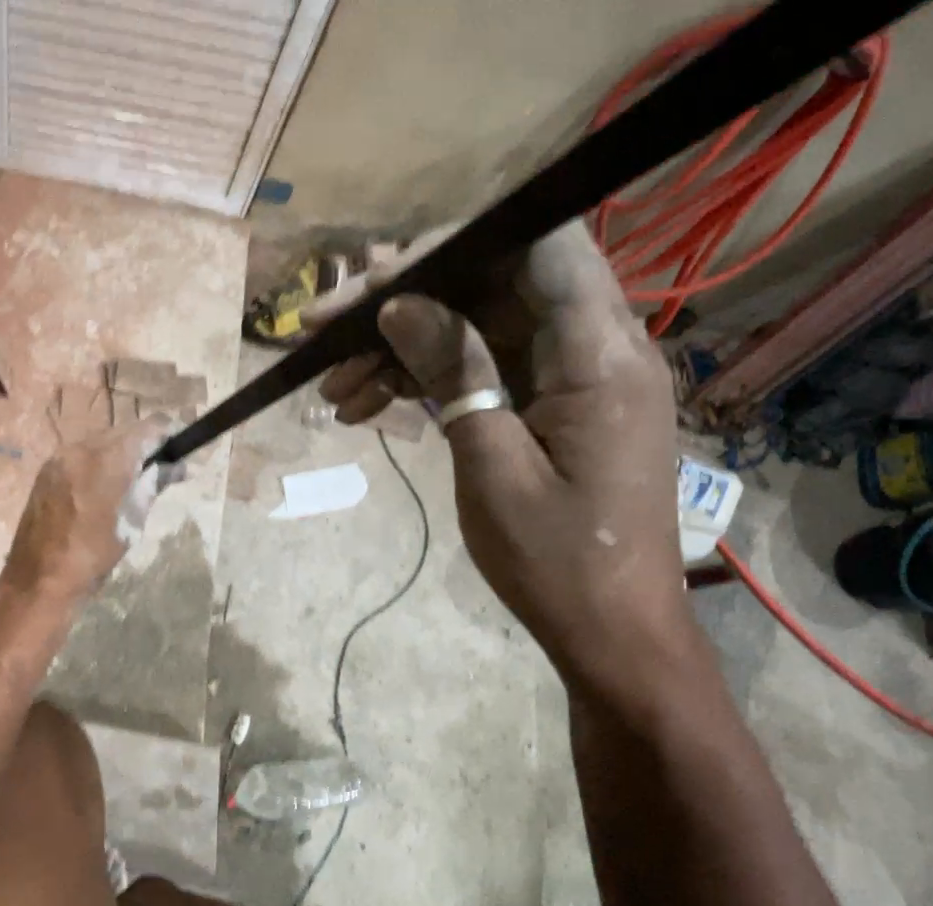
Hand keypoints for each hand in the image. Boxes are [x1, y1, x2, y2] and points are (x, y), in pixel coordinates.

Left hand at [2, 418, 174, 602]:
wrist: (39, 577)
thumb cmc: (93, 555)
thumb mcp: (132, 522)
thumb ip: (152, 486)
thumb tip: (175, 467)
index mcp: (107, 459)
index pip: (147, 429)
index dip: (167, 434)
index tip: (180, 445)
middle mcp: (81, 448)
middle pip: (122, 432)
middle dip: (143, 444)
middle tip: (160, 466)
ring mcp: (59, 457)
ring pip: (99, 442)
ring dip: (119, 453)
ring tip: (132, 478)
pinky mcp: (46, 470)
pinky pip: (80, 454)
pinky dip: (97, 462)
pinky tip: (104, 484)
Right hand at [315, 222, 687, 666]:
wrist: (611, 631)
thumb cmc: (556, 560)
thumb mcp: (491, 467)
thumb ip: (455, 374)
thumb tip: (399, 306)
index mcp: (598, 355)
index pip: (538, 247)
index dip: (452, 247)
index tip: (374, 278)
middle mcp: (596, 347)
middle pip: (492, 286)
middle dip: (403, 303)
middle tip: (321, 332)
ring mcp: (573, 377)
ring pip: (477, 329)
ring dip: (401, 350)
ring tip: (331, 390)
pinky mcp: (553, 405)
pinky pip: (485, 370)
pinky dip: (426, 384)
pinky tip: (364, 409)